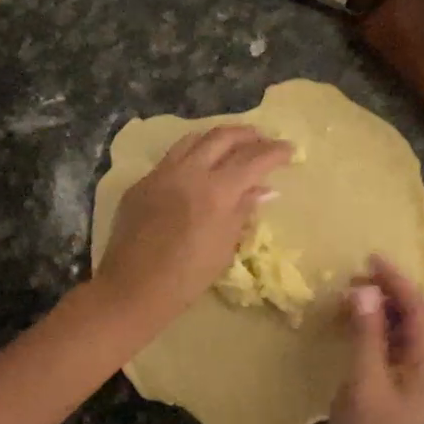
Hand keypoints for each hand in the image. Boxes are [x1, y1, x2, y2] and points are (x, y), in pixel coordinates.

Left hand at [96, 125, 291, 318]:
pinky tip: (197, 168)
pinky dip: (191, 156)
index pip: (253, 160)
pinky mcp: (140, 183)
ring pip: (192, 140)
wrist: (133, 288)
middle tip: (263, 140)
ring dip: (217, 138)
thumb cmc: (187, 277)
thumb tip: (263, 190)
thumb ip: (243, 210)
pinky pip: (170, 159)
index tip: (290, 150)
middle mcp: (187, 172)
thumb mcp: (224, 246)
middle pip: (222, 137)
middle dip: (248, 135)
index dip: (275, 152)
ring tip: (232, 146)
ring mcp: (160, 174)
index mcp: (215, 191)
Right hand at [322, 254, 423, 423]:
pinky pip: (393, 345)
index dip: (398, 282)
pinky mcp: (398, 386)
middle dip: (391, 292)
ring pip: (405, 330)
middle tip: (357, 273)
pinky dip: (376, 327)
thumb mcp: (362, 380)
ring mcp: (415, 379)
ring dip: (382, 308)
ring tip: (352, 292)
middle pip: (418, 318)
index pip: (421, 312)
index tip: (370, 259)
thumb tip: (364, 291)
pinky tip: (353, 320)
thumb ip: (366, 334)